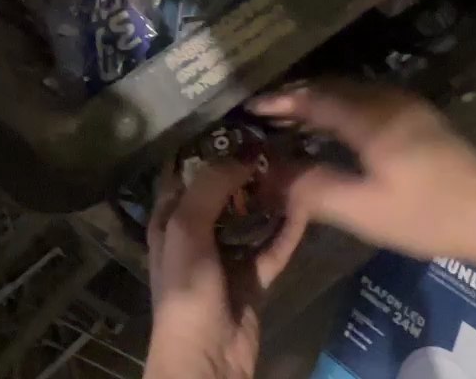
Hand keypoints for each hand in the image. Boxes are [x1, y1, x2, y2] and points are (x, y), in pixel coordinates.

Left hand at [144, 160, 305, 378]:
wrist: (207, 361)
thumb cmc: (186, 289)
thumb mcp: (186, 228)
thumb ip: (211, 186)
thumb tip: (243, 153)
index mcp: (169, 219)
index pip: (183, 171)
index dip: (204, 146)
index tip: (234, 120)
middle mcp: (196, 232)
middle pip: (222, 190)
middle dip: (243, 167)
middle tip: (273, 139)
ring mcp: (226, 256)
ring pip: (250, 216)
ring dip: (268, 195)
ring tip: (293, 164)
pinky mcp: (253, 278)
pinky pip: (273, 246)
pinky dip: (288, 229)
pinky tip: (306, 207)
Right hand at [249, 81, 475, 260]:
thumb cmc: (426, 215)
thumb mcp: (365, 211)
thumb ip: (314, 190)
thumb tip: (270, 175)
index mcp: (369, 117)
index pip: (313, 98)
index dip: (280, 101)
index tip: (250, 105)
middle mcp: (385, 99)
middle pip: (330, 87)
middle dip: (296, 96)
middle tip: (266, 112)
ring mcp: (405, 104)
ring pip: (350, 90)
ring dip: (319, 99)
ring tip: (293, 118)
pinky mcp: (418, 115)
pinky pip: (366, 97)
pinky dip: (340, 105)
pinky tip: (335, 127)